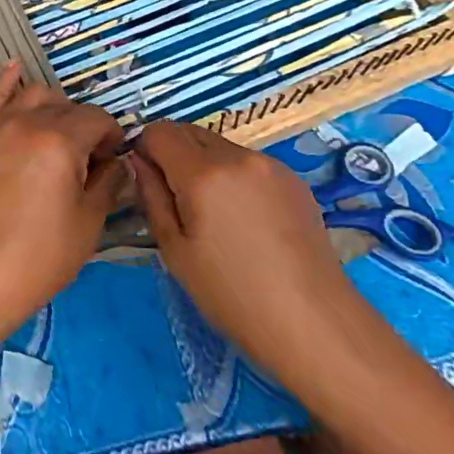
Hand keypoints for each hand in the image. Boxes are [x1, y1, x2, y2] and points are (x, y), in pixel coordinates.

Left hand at [0, 61, 126, 347]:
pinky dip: (9, 80)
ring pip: (37, 95)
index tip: (114, 163)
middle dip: (87, 128)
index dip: (113, 139)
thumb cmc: (39, 256)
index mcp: (60, 140)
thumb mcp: (88, 223)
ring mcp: (1, 125)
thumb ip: (108, 181)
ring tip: (62, 139)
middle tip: (91, 163)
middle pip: (69, 107)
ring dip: (56, 109)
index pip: (98, 120)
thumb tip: (116, 162)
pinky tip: (17, 66)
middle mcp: (30, 121)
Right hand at [127, 120, 350, 374]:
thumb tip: (138, 161)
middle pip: (190, 131)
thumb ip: (152, 197)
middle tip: (177, 198)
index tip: (148, 180)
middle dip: (174, 153)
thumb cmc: (233, 295)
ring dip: (204, 163)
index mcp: (203, 173)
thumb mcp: (176, 252)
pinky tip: (246, 218)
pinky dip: (235, 175)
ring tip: (215, 212)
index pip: (160, 131)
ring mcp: (269, 163)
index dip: (146, 149)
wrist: (314, 322)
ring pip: (220, 146)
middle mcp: (237, 156)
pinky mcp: (293, 177)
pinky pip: (248, 161)